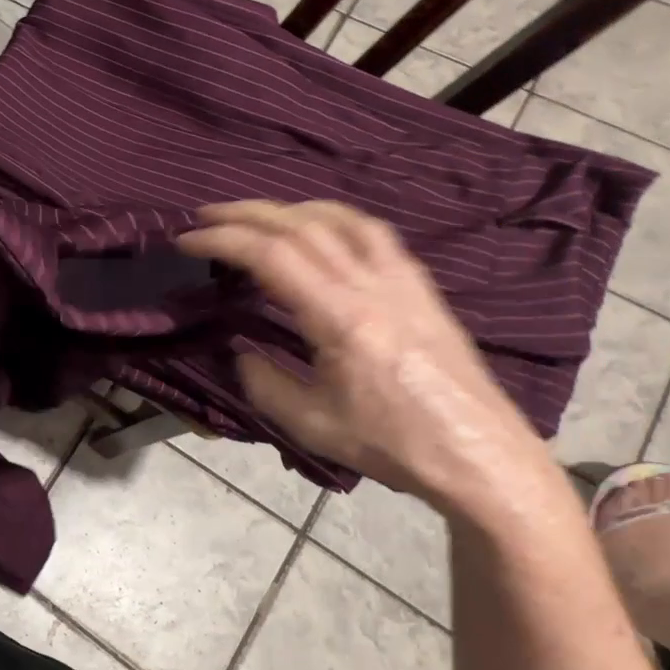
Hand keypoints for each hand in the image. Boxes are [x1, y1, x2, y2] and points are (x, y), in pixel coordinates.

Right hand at [177, 200, 551, 508]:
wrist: (484, 461)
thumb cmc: (393, 445)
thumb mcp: (309, 422)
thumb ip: (262, 380)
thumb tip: (241, 351)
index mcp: (341, 319)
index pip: (271, 255)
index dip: (222, 240)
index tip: (185, 241)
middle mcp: (374, 289)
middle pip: (301, 226)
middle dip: (244, 213)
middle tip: (203, 217)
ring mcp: (404, 284)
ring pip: (341, 220)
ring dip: (288, 208)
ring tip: (254, 216)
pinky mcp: (423, 290)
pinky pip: (375, 234)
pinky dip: (334, 219)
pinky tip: (316, 229)